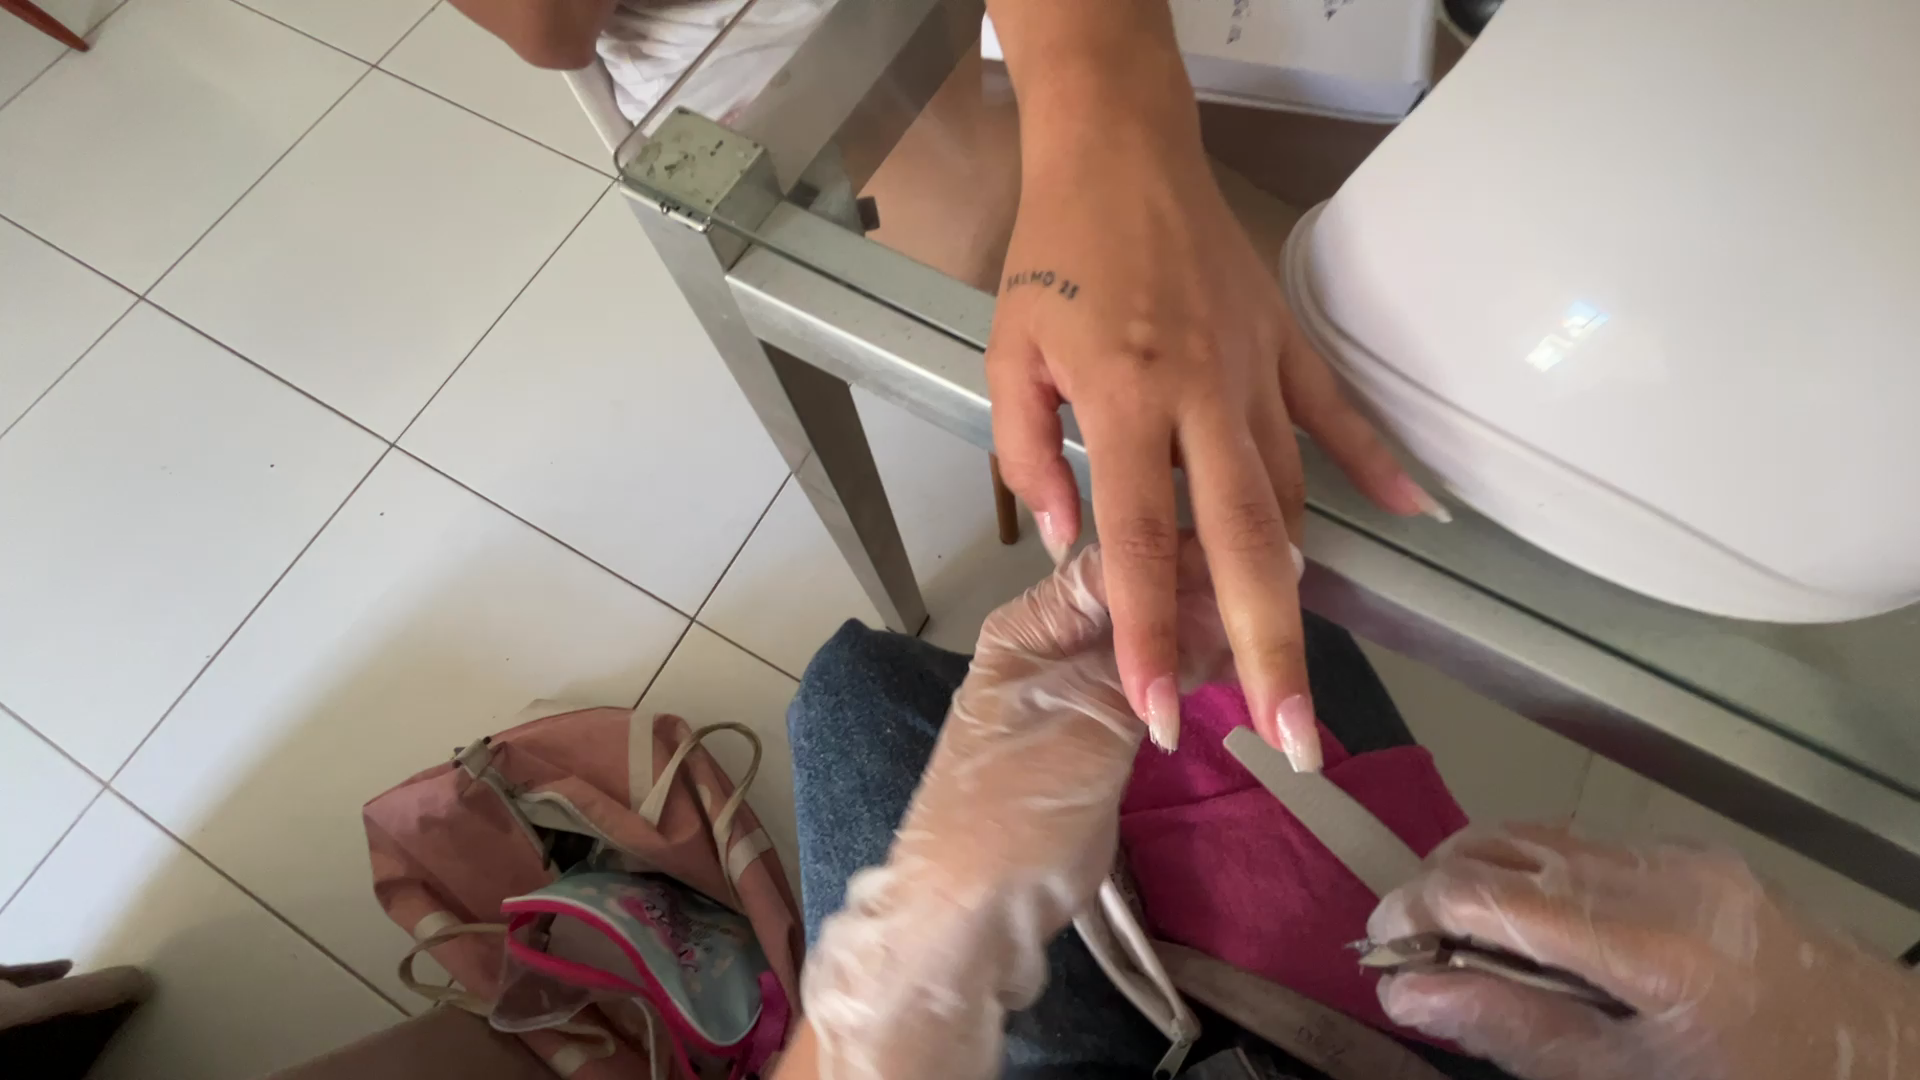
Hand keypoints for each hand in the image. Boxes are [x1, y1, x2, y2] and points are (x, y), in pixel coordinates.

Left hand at [801, 542, 1230, 1078]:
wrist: (978, 909)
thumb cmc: (1016, 809)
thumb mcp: (1082, 724)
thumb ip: (1148, 665)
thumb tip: (1222, 607)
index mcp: (1030, 623)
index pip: (1114, 568)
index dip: (1183, 562)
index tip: (1259, 562)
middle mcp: (1053, 639)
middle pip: (1139, 599)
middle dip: (1203, 597)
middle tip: (1284, 596)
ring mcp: (1078, 681)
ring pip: (1154, 641)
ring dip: (1207, 637)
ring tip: (1275, 634)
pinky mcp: (1102, 723)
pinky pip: (1155, 683)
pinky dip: (1195, 677)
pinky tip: (1243, 671)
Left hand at [984, 23, 1437, 768]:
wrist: (1117, 155)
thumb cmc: (1050, 258)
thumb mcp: (1007, 358)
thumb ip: (1029, 453)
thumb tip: (1067, 537)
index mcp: (1122, 402)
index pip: (1135, 543)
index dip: (1147, 636)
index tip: (1163, 711)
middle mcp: (1201, 396)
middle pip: (1243, 542)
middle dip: (1265, 646)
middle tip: (1289, 733)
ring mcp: (1255, 369)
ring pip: (1285, 493)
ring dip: (1288, 579)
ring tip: (1289, 659)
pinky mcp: (1286, 344)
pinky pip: (1337, 414)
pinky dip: (1376, 463)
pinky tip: (1416, 514)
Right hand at [1369, 824, 1919, 1079]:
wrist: (1915, 1079)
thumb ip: (1511, 1031)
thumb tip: (1401, 995)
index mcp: (1651, 944)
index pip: (1483, 895)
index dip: (1412, 910)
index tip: (1378, 946)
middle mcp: (1657, 875)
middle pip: (1494, 847)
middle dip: (1431, 885)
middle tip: (1412, 942)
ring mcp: (1676, 856)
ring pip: (1527, 832)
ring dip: (1471, 869)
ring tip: (1457, 924)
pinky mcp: (1687, 854)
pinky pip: (1572, 841)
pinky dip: (1523, 866)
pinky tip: (1527, 914)